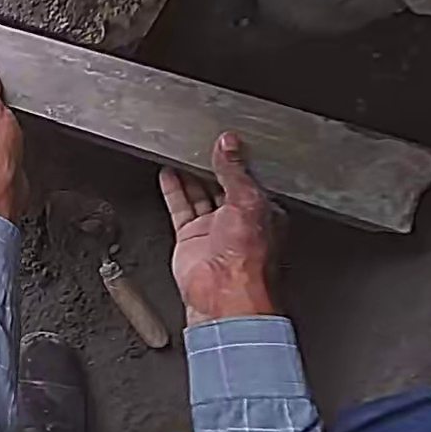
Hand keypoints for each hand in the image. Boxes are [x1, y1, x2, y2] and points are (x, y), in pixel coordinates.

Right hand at [160, 132, 281, 325]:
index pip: (248, 177)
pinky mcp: (190, 237)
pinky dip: (173, 191)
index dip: (236, 158)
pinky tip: (168, 176)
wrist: (223, 292)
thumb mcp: (247, 201)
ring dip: (189, 175)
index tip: (223, 139)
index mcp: (262, 211)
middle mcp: (238, 220)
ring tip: (180, 154)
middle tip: (199, 143)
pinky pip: (180, 209)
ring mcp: (212, 229)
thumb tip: (229, 144)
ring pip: (199, 195)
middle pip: (221, 184)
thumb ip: (234, 171)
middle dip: (210, 165)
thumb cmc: (247, 260)